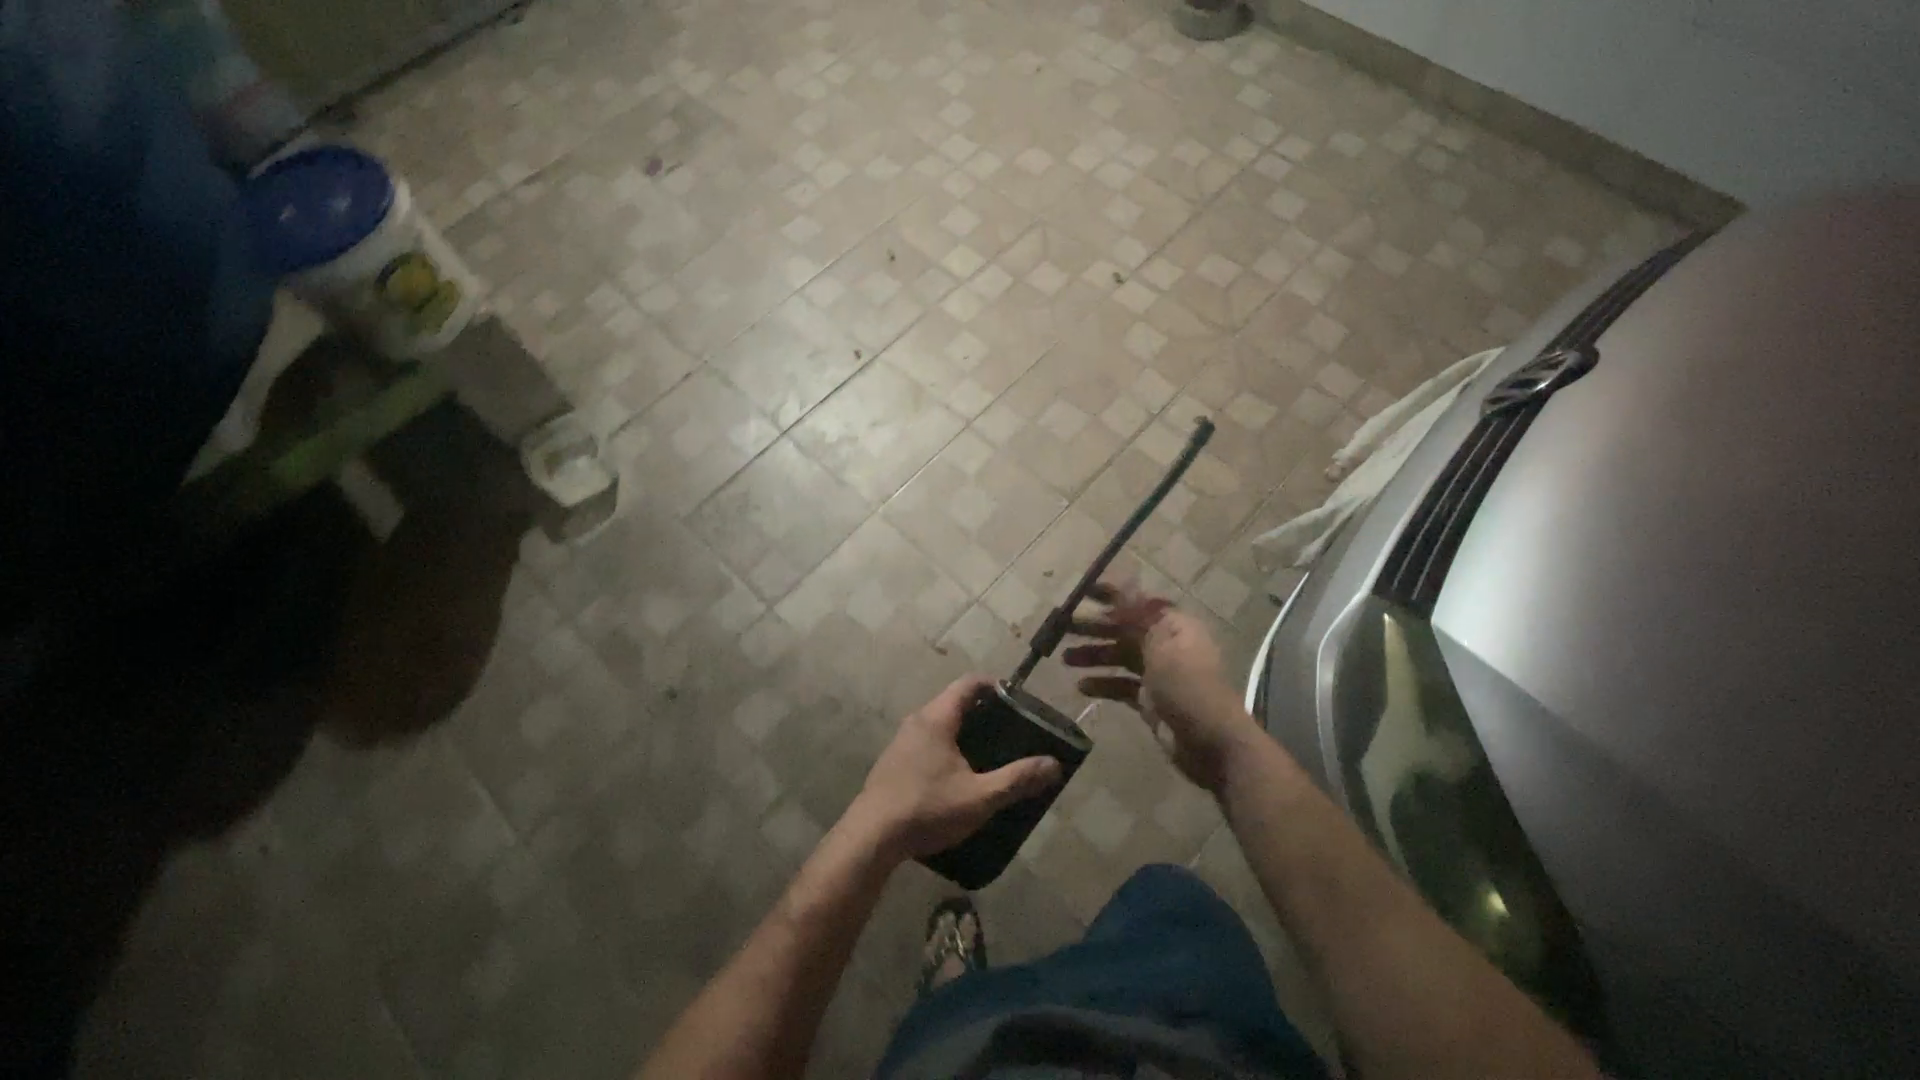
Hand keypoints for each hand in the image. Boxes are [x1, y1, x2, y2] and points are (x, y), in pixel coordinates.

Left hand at [847, 675, 1062, 860]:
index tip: (1019, 699)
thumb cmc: (927, 808)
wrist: (871, 838)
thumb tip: (1053, 764)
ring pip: (939, 725)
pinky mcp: (893, 764)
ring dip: (964, 733)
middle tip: (1012, 731)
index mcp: (936, 718)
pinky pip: (927, 744)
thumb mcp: (980, 797)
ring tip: (991, 754)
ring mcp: (901, 743)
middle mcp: (916, 722)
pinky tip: (959, 777)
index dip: (996, 686)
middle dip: (984, 713)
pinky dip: (947, 749)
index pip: (969, 684)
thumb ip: (1017, 779)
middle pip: (954, 703)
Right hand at [1063, 582, 1260, 792]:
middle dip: (1095, 628)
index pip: (1139, 603)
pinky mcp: (1150, 701)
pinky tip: (1081, 687)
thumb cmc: (1188, 687)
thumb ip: (1139, 616)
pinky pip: (1121, 686)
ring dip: (1093, 656)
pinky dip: (1102, 684)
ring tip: (1064, 659)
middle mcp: (1166, 646)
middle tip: (1062, 628)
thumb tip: (1124, 583)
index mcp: (1174, 626)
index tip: (1082, 593)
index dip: (1112, 596)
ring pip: (1120, 658)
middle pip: (1125, 630)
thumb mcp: (1162, 645)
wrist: (1210, 742)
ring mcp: (1158, 675)